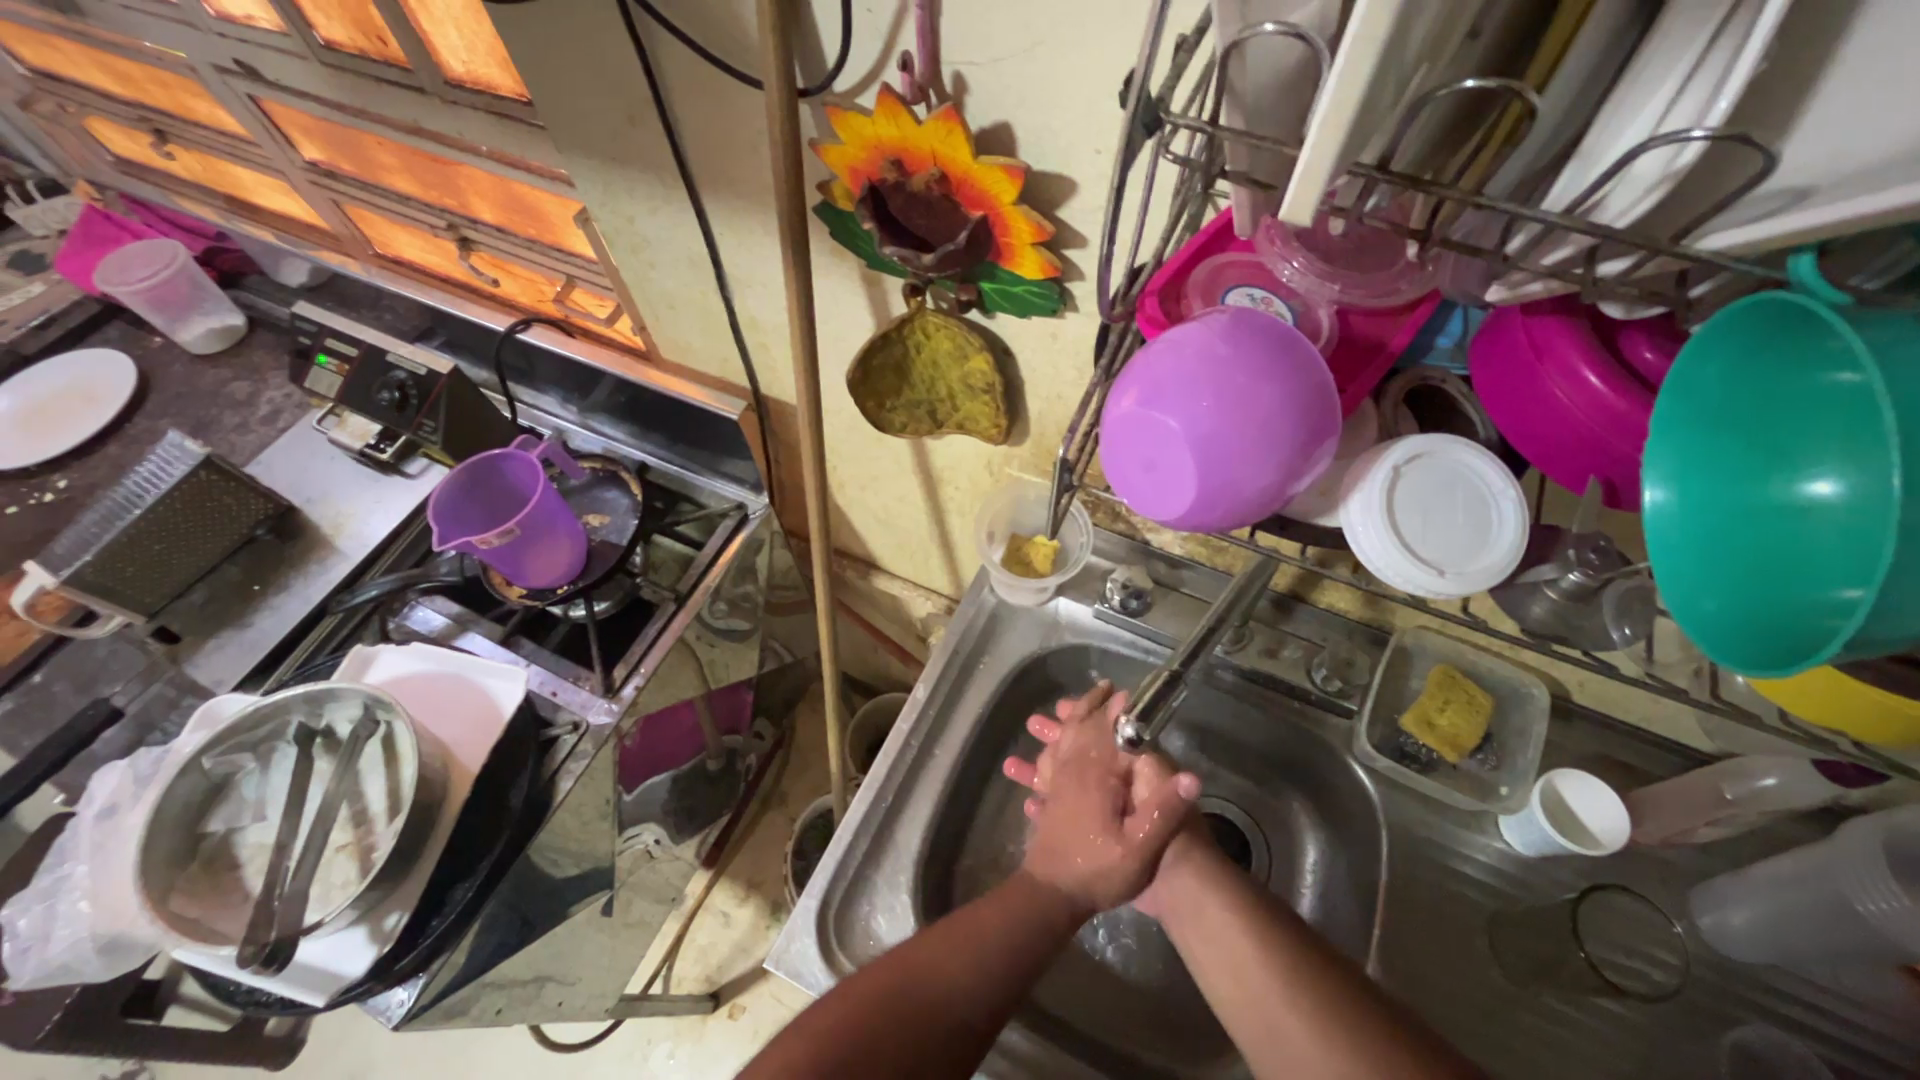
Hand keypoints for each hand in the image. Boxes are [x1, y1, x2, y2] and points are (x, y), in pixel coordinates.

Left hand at [1001, 681, 1200, 918]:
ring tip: (1077, 704)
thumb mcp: (1140, 850)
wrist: (1049, 895)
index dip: (1121, 712)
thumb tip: (1192, 777)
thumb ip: (1164, 812)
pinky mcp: (1050, 797)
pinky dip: (1053, 745)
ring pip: (1063, 740)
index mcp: (1096, 775)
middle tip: (1107, 688)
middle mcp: (1073, 771)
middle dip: (1094, 706)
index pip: (1110, 732)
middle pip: (1082, 727)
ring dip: (1073, 719)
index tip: (1131, 694)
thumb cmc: (1098, 873)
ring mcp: (1057, 783)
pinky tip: (1050, 745)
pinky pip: (1049, 760)